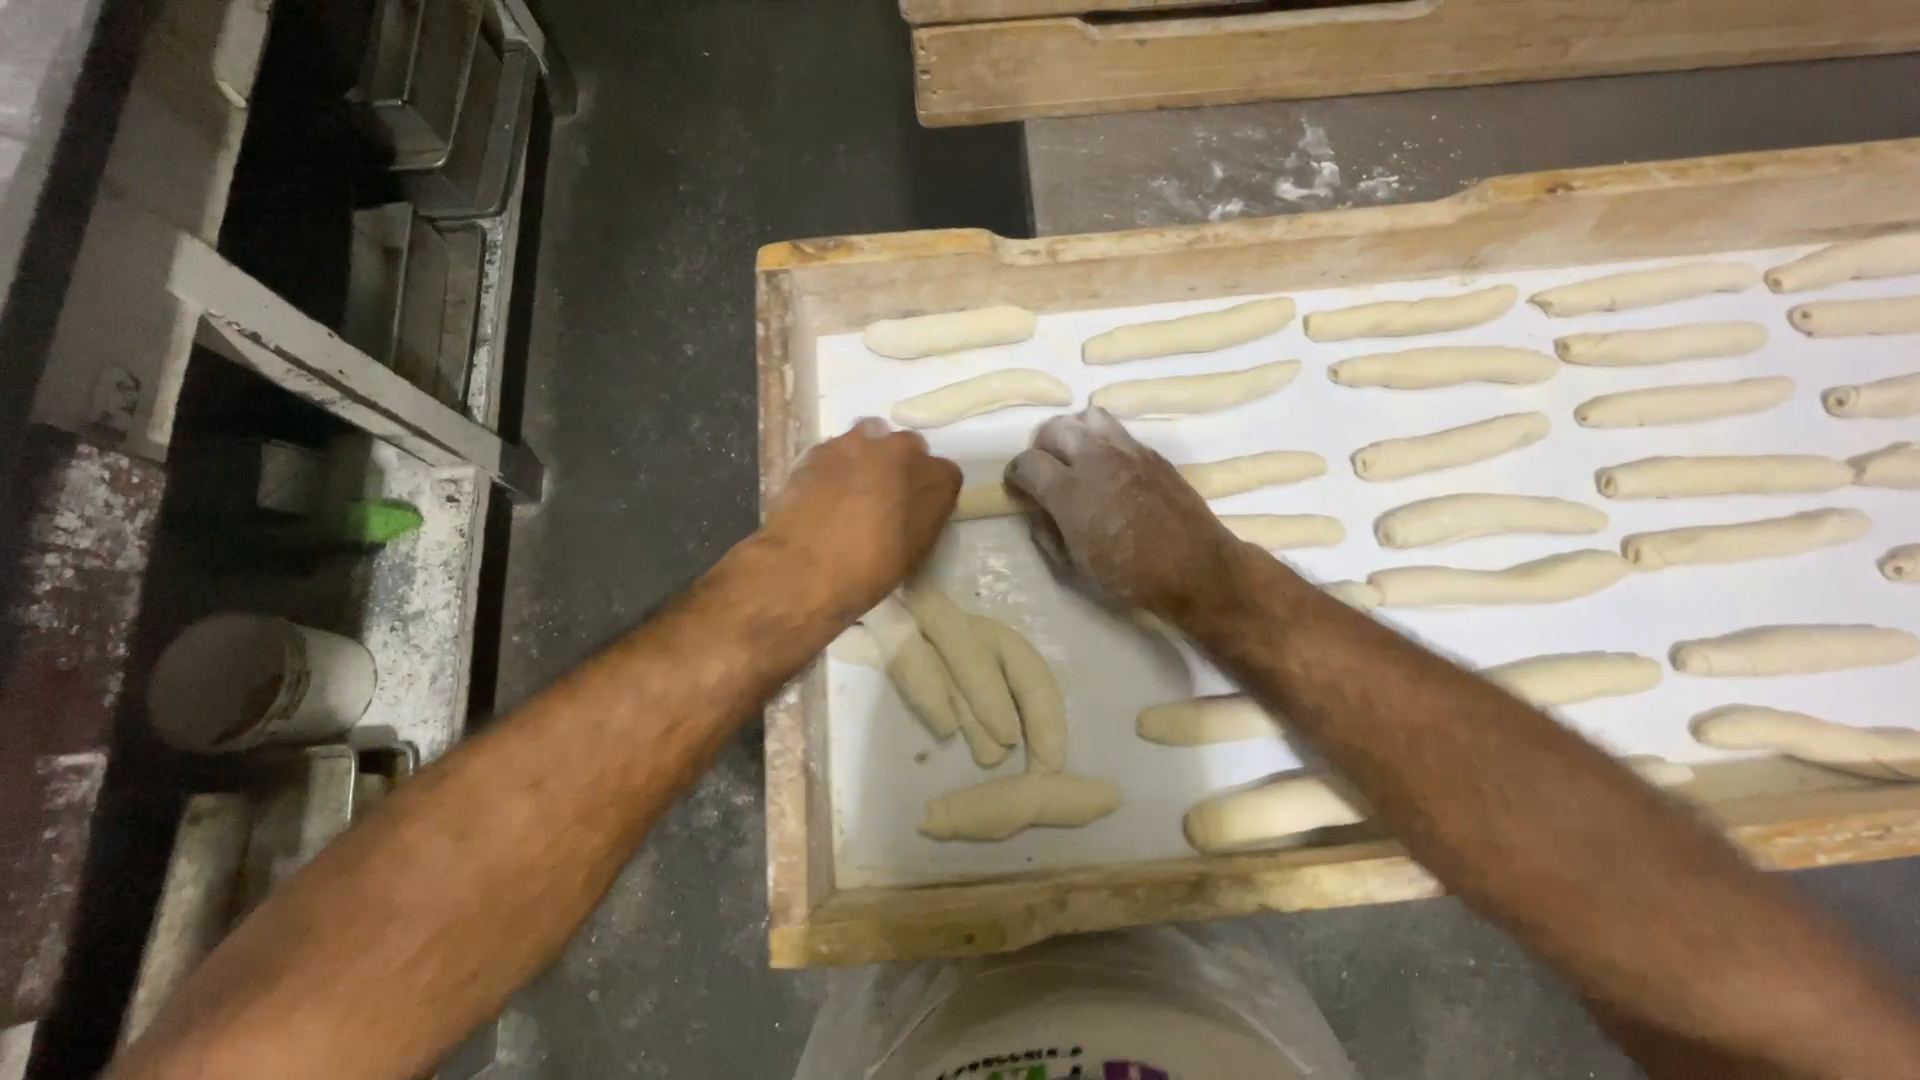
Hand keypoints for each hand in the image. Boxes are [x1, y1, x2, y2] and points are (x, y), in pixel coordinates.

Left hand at [758, 419, 961, 618]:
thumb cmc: (872, 570)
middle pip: (907, 447)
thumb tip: (912, 508)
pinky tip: (823, 490)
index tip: (913, 508)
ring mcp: (859, 442)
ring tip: (851, 488)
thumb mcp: (915, 551)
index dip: (926, 490)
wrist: (809, 569)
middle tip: (882, 496)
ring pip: (870, 437)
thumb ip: (922, 516)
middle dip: (898, 466)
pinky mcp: (822, 447)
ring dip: (866, 457)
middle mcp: (903, 449)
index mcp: (937, 478)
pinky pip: (836, 450)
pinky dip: (834, 465)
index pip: (943, 474)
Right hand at [1006, 408, 1244, 615]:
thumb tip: (1036, 511)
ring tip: (1075, 456)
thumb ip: (1046, 534)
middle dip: (1041, 447)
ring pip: (1087, 418)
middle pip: (1054, 429)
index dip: (1015, 474)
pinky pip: (1117, 430)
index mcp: (1069, 491)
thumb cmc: (1129, 576)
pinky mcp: (1150, 453)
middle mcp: (1094, 459)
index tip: (1018, 488)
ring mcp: (1126, 450)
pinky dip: (1102, 441)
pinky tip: (1107, 465)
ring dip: (1073, 433)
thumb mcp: (1073, 568)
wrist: (1194, 567)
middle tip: (1045, 470)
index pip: (1027, 462)